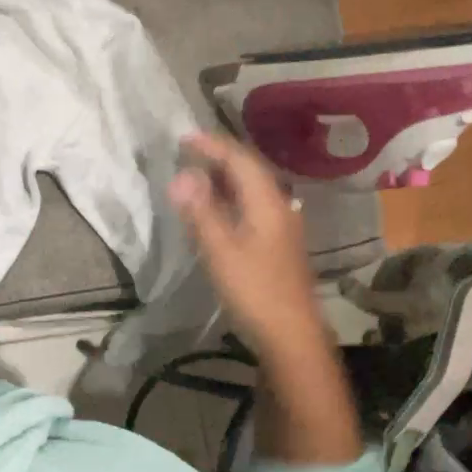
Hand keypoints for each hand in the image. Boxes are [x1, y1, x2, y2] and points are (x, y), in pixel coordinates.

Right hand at [170, 132, 357, 464]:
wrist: (291, 335)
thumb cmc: (255, 292)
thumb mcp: (221, 252)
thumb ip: (200, 213)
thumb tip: (179, 176)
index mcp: (268, 205)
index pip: (241, 161)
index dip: (213, 146)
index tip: (183, 137)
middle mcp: (279, 209)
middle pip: (250, 172)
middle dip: (219, 156)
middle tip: (187, 150)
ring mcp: (279, 228)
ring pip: (251, 190)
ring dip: (224, 177)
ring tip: (196, 172)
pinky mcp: (274, 246)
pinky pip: (250, 207)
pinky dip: (229, 198)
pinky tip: (214, 208)